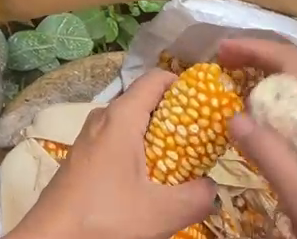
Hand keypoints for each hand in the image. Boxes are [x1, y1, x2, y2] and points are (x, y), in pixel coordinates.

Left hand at [8, 69, 216, 238]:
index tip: (207, 102)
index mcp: (121, 115)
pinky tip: (149, 180)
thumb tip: (213, 187)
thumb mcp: (159, 213)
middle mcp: (104, 116)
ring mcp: (90, 136)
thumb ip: (195, 198)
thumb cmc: (104, 218)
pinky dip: (138, 151)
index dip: (183, 84)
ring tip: (181, 162)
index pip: (155, 78)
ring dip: (156, 138)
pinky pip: (117, 141)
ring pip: (131, 124)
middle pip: (145, 101)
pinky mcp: (83, 157)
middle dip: (175, 116)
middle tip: (201, 138)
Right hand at [220, 38, 296, 238]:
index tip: (222, 51)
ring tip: (240, 87)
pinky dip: (285, 105)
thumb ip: (268, 154)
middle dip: (260, 61)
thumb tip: (233, 115)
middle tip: (224, 67)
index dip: (255, 49)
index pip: (294, 62)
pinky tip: (269, 121)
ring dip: (272, 82)